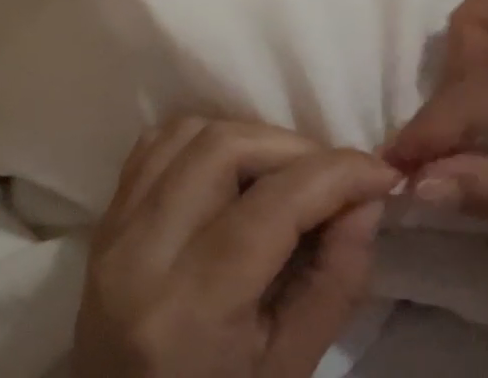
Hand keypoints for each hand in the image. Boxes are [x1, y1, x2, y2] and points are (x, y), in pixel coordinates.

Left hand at [72, 118, 400, 377]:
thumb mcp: (291, 367)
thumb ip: (336, 280)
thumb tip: (366, 199)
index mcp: (189, 310)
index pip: (270, 206)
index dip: (335, 175)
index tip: (380, 174)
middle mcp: (140, 254)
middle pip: (223, 148)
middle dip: (294, 149)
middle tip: (334, 179)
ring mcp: (114, 229)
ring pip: (188, 132)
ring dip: (251, 138)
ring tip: (288, 174)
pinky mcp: (106, 217)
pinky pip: (157, 144)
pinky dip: (206, 140)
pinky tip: (237, 169)